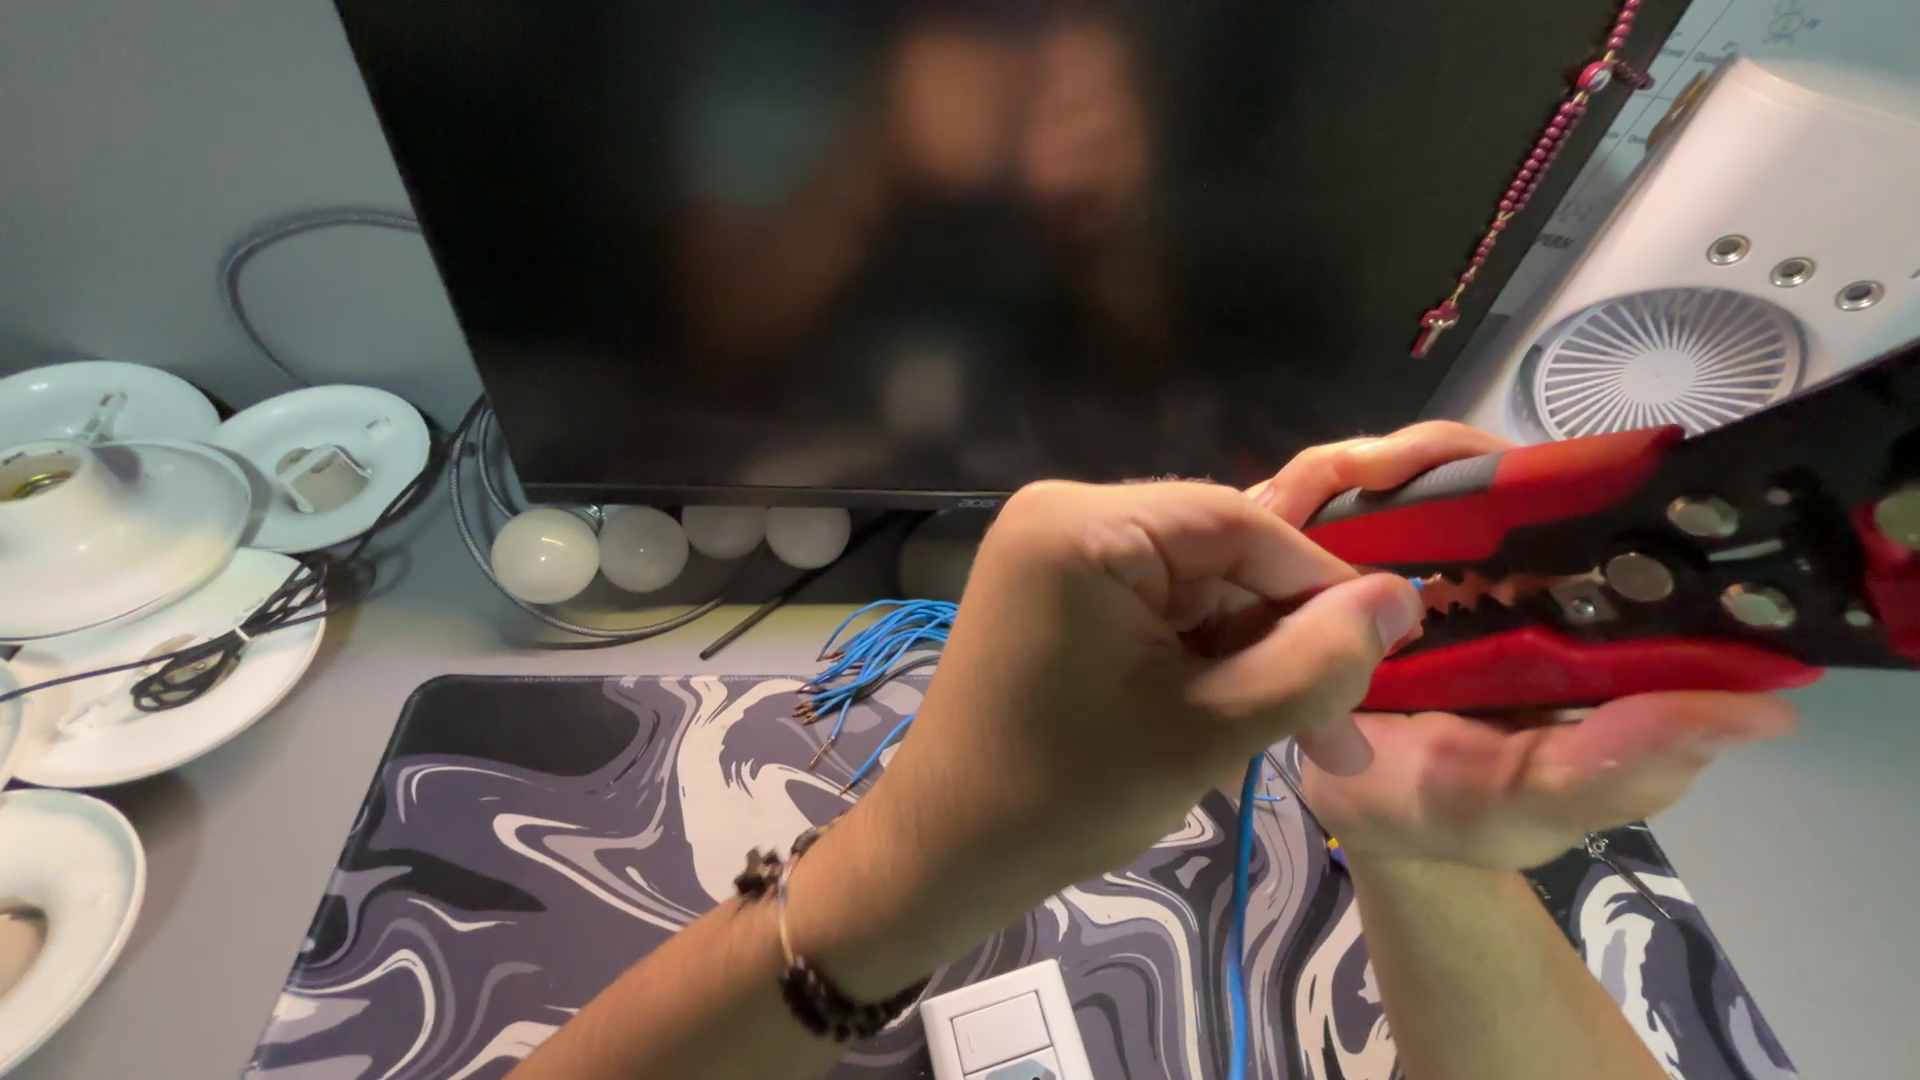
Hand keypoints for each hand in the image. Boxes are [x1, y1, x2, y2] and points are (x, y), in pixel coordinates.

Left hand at [786, 479, 1423, 995]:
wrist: (947, 845)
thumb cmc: (1065, 792)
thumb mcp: (1209, 728)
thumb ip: (1316, 662)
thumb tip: (1402, 599)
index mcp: (1084, 525)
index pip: (1236, 522)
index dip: (1320, 583)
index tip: (1387, 647)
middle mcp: (1060, 514)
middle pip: (1212, 552)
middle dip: (1279, 634)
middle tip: (1338, 724)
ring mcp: (1049, 551)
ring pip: (1186, 585)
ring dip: (1244, 655)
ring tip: (1296, 734)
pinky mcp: (1049, 590)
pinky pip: (1147, 605)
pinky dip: (1195, 656)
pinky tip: (1229, 713)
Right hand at [1251, 421, 1798, 866]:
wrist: (1360, 823)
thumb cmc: (1454, 817)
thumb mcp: (1535, 802)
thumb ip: (1615, 767)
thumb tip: (1749, 708)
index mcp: (1534, 595)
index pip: (1520, 488)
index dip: (1464, 461)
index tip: (1389, 470)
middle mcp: (1465, 564)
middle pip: (1417, 471)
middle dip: (1353, 466)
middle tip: (1295, 499)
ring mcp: (1386, 568)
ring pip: (1344, 490)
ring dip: (1300, 491)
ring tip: (1258, 521)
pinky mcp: (1324, 581)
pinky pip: (1296, 530)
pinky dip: (1267, 522)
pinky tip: (1239, 538)